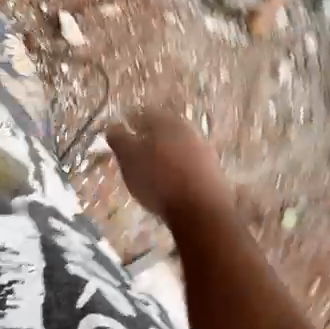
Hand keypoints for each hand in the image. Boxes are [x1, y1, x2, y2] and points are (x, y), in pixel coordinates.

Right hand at [107, 107, 234, 223]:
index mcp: (166, 122)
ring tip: (151, 172)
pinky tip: (171, 185)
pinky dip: (178, 172)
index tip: (120, 135)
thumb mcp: (128, 157)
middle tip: (134, 153)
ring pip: (178, 149)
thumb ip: (118, 139)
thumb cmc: (158, 179)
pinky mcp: (216, 176)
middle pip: (164, 131)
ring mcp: (206, 154)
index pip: (143, 114)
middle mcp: (188, 132)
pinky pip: (190, 167)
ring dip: (165, 157)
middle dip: (149, 139)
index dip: (130, 123)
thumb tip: (114, 127)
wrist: (203, 214)